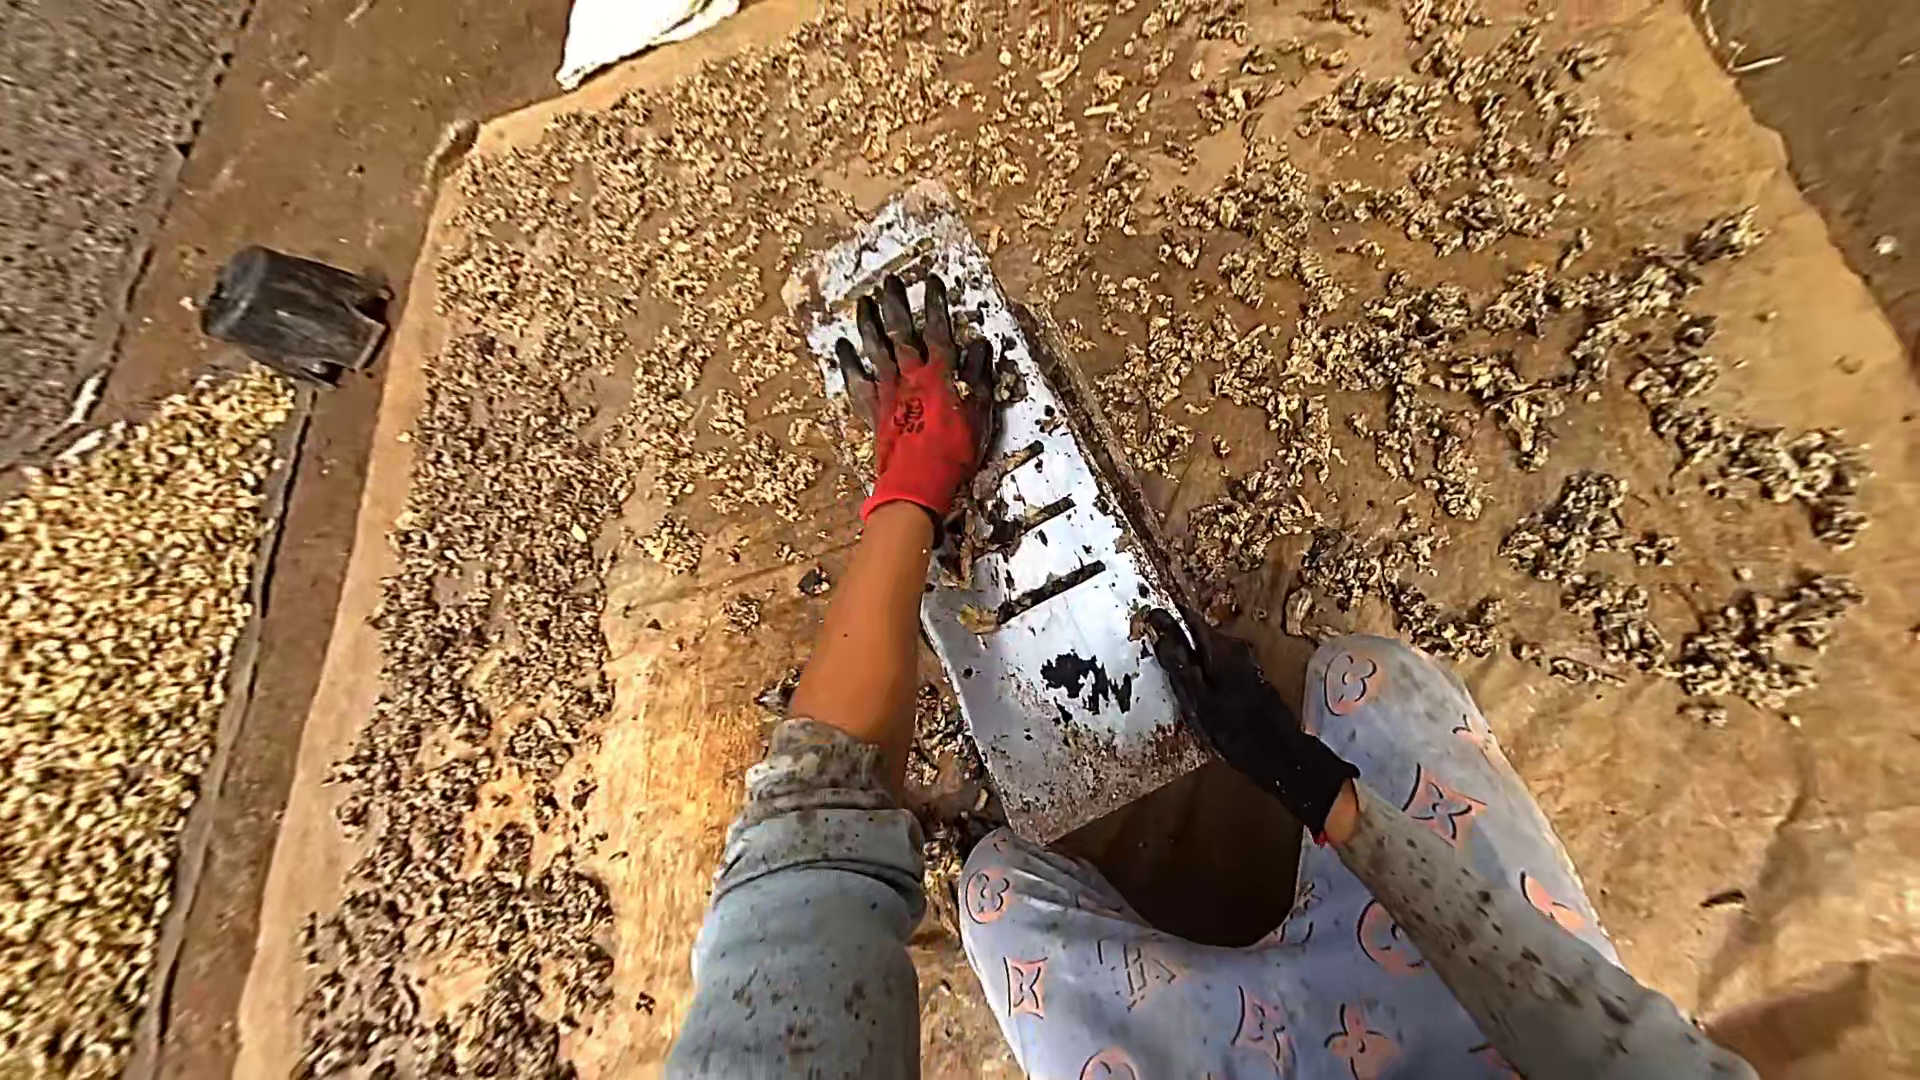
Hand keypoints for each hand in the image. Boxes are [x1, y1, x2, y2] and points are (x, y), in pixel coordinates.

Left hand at [836, 273, 992, 525]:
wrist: (919, 482)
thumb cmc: (954, 453)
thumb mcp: (979, 416)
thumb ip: (979, 378)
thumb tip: (980, 347)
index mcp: (940, 375)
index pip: (939, 330)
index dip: (936, 304)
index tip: (932, 283)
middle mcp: (911, 376)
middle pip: (901, 331)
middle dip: (895, 303)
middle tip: (889, 282)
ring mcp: (889, 392)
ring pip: (875, 349)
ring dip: (869, 323)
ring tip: (864, 302)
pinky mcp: (874, 410)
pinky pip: (857, 381)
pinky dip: (849, 362)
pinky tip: (842, 347)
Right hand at [1144, 609, 1358, 835]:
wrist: (1281, 755)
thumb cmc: (1234, 730)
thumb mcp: (1198, 701)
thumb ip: (1180, 666)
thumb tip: (1161, 637)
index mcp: (1219, 649)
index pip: (1189, 619)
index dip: (1166, 616)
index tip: (1147, 615)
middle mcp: (1234, 647)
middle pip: (1199, 632)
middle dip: (1177, 634)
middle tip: (1153, 643)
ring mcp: (1244, 660)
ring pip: (1209, 647)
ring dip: (1190, 652)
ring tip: (1170, 666)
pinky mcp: (1250, 674)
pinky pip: (1218, 660)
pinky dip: (1203, 665)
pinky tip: (1194, 684)